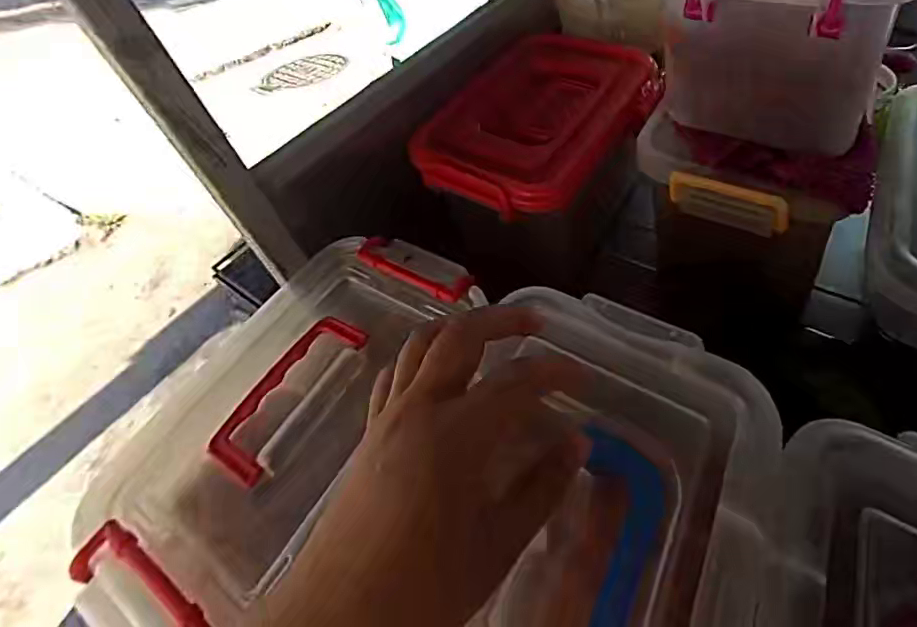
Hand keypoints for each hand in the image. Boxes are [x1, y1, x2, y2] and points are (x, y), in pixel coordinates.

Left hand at [253, 306, 591, 626]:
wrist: (334, 626)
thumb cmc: (423, 591)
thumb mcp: (497, 545)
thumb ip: (543, 486)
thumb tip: (578, 442)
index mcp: (457, 434)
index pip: (518, 380)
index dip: (557, 372)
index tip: (582, 378)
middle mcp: (420, 410)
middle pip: (462, 336)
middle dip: (503, 319)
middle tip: (536, 324)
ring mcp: (388, 420)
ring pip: (421, 344)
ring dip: (460, 327)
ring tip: (489, 333)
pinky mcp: (367, 437)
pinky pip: (394, 373)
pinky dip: (423, 357)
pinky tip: (440, 374)